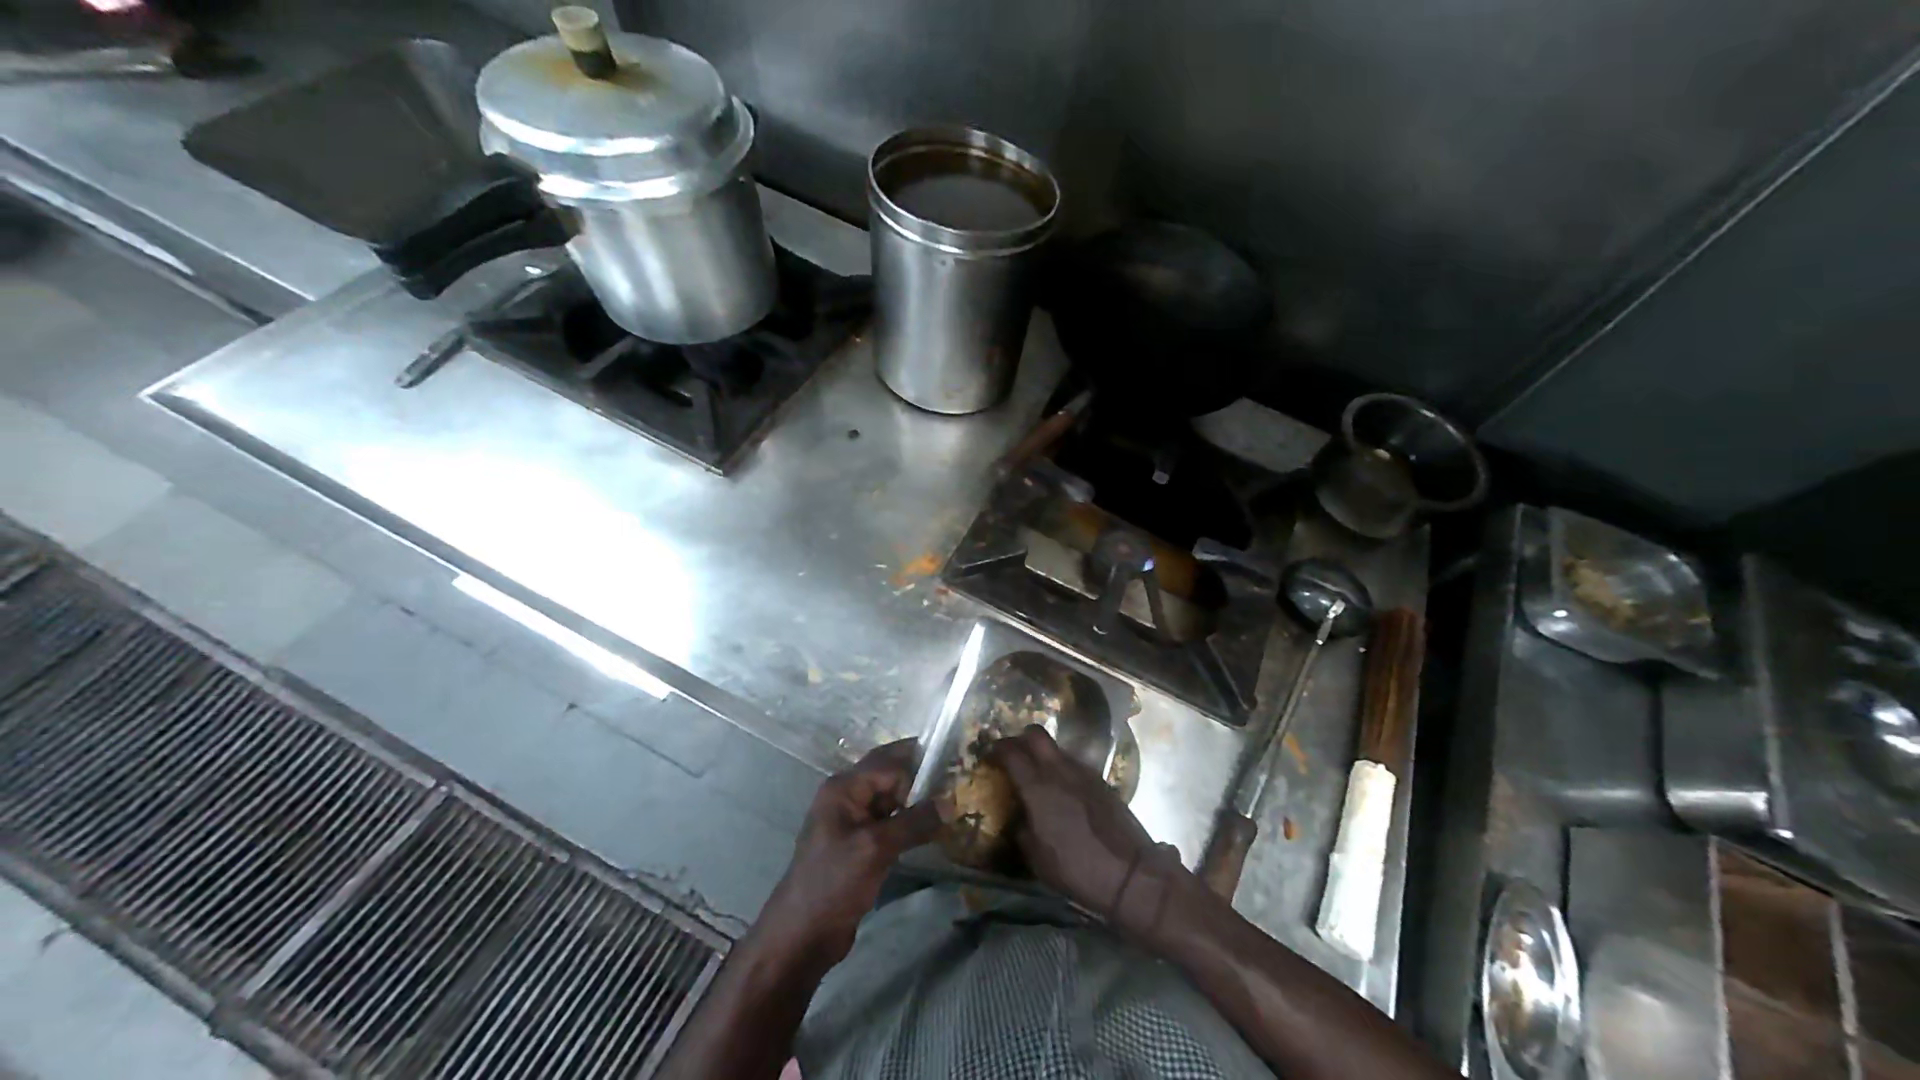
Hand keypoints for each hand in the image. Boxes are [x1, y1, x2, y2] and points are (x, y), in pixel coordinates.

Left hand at [758, 739, 939, 963]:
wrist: (803, 933)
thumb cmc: (834, 882)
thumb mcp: (876, 848)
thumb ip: (914, 822)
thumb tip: (951, 803)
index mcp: (844, 787)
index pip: (889, 762)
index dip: (920, 764)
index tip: (955, 768)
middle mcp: (848, 796)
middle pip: (889, 775)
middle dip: (920, 775)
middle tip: (958, 779)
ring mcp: (854, 820)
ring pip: (892, 798)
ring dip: (918, 799)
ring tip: (953, 801)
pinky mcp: (861, 843)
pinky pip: (891, 821)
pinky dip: (911, 821)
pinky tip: (934, 828)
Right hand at [989, 725, 1154, 916]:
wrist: (1130, 873)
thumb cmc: (1076, 868)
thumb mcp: (1036, 857)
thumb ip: (1023, 829)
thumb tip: (1021, 817)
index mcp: (1038, 787)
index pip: (1011, 751)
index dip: (996, 749)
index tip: (989, 755)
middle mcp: (1060, 770)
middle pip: (1036, 734)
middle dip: (1020, 739)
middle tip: (1013, 756)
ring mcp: (1084, 772)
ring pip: (1057, 748)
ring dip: (1043, 755)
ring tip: (1038, 775)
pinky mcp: (1102, 781)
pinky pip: (1074, 764)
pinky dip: (1062, 768)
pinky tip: (1063, 790)